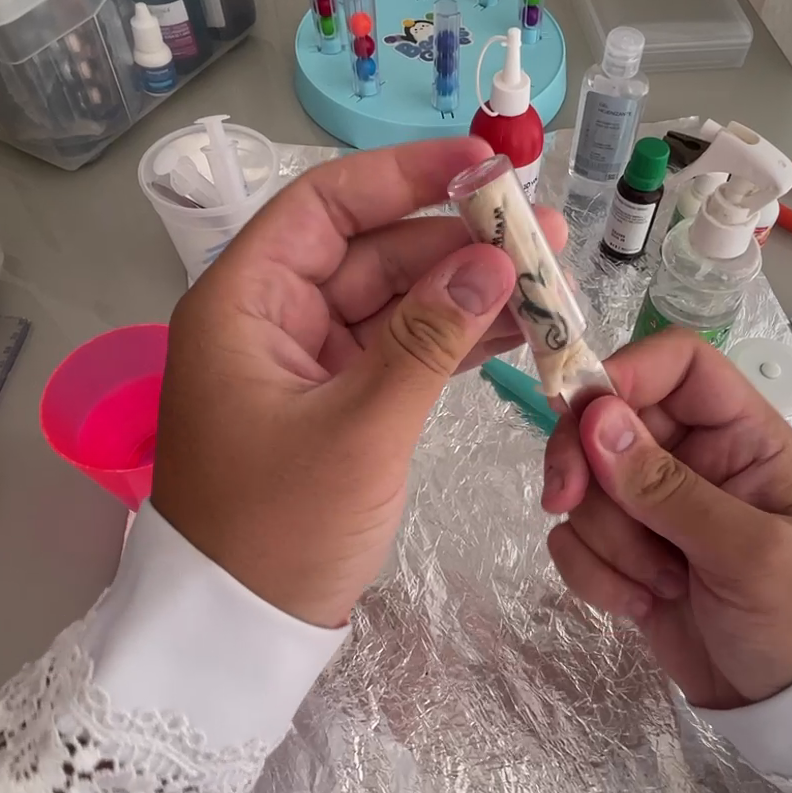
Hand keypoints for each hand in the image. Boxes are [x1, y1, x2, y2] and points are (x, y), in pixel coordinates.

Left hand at [152, 138, 565, 629]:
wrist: (245, 627)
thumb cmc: (280, 527)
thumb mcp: (359, 428)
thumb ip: (427, 339)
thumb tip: (494, 260)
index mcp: (246, 303)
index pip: (326, 206)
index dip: (404, 176)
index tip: (483, 165)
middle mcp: (275, 319)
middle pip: (373, 253)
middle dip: (456, 242)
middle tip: (541, 236)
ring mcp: (311, 362)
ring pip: (396, 303)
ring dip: (464, 291)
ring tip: (546, 280)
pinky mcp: (341, 401)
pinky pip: (402, 351)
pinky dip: (451, 340)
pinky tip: (511, 328)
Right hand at [541, 329, 791, 709]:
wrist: (791, 706)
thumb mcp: (748, 551)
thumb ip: (669, 487)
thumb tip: (594, 417)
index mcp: (739, 434)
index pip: (676, 363)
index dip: (623, 372)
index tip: (578, 414)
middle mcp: (689, 456)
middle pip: (604, 418)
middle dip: (582, 464)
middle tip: (565, 502)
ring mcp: (651, 505)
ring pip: (584, 486)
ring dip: (607, 540)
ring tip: (663, 583)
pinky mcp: (622, 550)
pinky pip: (573, 538)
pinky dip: (593, 574)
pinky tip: (641, 605)